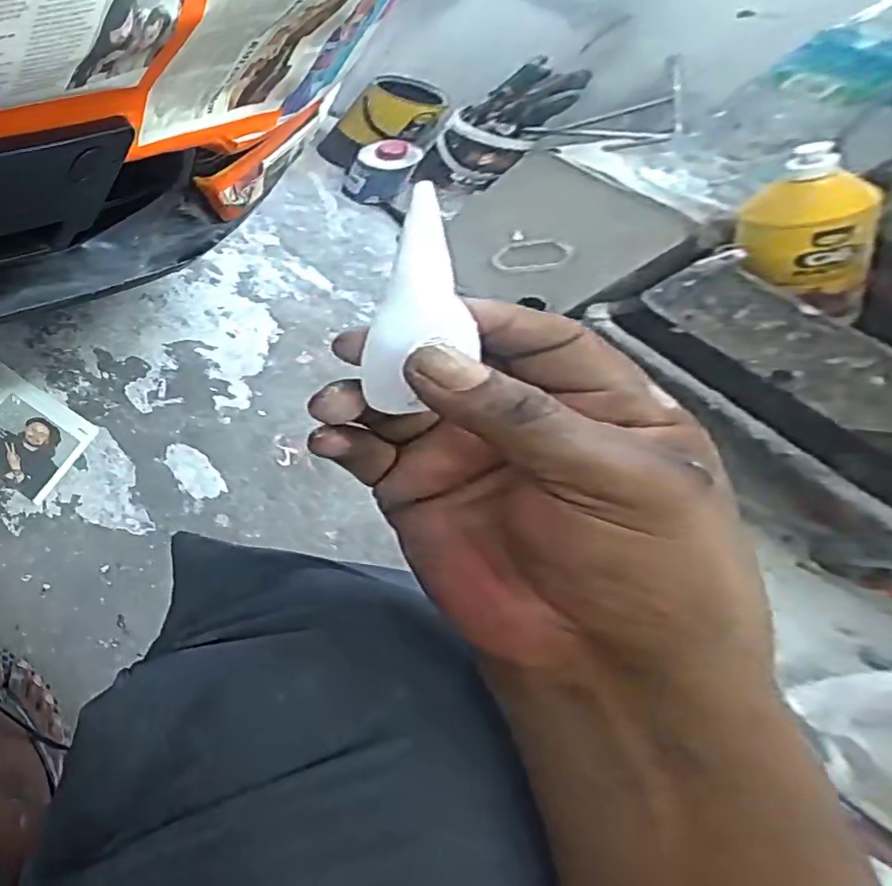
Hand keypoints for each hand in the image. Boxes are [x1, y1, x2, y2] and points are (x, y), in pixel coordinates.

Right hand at [305, 301, 771, 690]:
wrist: (597, 666)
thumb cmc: (648, 569)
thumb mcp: (617, 481)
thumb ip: (519, 415)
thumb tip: (427, 359)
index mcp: (586, 405)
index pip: (534, 342)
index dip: (482, 318)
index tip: (424, 310)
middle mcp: (509, 420)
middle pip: (445, 364)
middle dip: (396, 352)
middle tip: (353, 348)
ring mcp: (452, 453)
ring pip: (392, 403)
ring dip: (355, 396)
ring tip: (332, 406)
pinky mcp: (407, 487)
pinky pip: (365, 450)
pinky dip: (340, 440)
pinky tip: (329, 442)